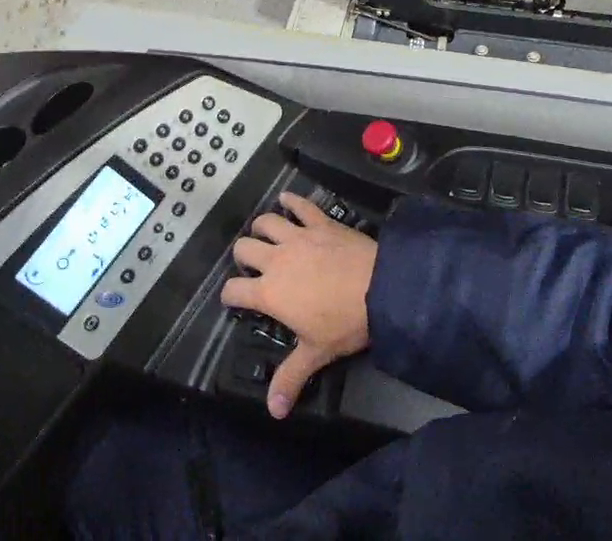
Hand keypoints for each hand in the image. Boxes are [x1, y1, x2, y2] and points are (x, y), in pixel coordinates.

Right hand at [222, 192, 377, 419]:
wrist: (381, 288)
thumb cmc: (345, 322)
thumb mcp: (316, 353)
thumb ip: (290, 378)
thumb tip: (273, 412)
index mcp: (269, 291)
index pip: (234, 290)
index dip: (229, 296)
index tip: (233, 300)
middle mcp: (276, 259)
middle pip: (244, 249)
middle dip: (243, 257)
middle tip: (253, 267)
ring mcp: (298, 236)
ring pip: (266, 222)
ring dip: (261, 227)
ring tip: (265, 235)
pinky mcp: (320, 222)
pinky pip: (300, 205)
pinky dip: (291, 200)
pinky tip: (287, 199)